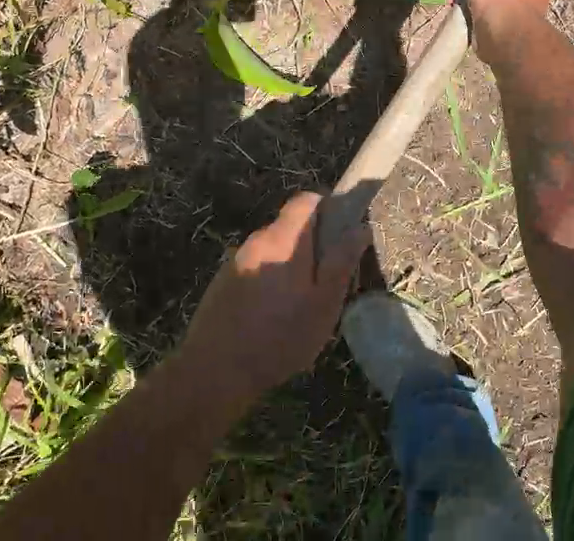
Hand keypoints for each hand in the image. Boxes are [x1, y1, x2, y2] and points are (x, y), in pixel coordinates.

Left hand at [173, 192, 369, 407]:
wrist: (213, 372)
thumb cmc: (279, 336)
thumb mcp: (322, 304)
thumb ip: (341, 262)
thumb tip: (360, 228)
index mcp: (282, 239)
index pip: (305, 201)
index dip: (326, 208)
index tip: (341, 233)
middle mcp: (255, 242)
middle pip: (288, 228)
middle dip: (309, 245)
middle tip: (324, 280)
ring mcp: (234, 262)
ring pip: (271, 251)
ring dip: (287, 266)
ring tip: (298, 304)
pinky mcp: (221, 284)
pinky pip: (254, 270)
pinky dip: (267, 282)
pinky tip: (270, 317)